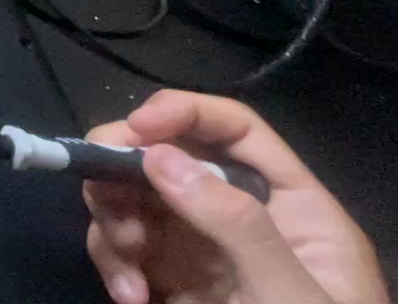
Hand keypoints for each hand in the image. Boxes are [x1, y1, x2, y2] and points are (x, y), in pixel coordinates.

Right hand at [82, 90, 387, 303]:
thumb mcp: (293, 299)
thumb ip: (236, 224)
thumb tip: (159, 155)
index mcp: (290, 210)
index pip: (234, 128)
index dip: (181, 112)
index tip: (135, 130)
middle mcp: (234, 214)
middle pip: (161, 152)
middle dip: (122, 168)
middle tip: (104, 193)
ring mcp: (194, 245)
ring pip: (126, 192)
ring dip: (111, 217)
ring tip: (126, 262)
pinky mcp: (162, 274)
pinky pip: (117, 243)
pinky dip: (111, 261)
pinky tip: (129, 296)